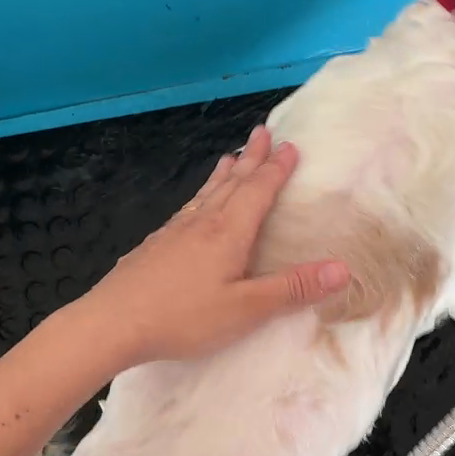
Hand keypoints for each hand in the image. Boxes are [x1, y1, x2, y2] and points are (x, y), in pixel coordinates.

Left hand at [72, 126, 349, 367]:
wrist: (112, 323)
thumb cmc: (183, 318)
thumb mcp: (245, 309)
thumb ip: (291, 289)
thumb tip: (342, 269)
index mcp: (227, 233)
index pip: (258, 191)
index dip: (276, 170)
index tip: (291, 146)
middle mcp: (200, 224)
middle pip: (231, 184)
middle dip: (250, 159)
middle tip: (262, 132)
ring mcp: (171, 234)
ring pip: (204, 196)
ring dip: (222, 175)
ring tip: (230, 159)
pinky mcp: (151, 249)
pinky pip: (184, 213)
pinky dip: (198, 200)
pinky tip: (191, 210)